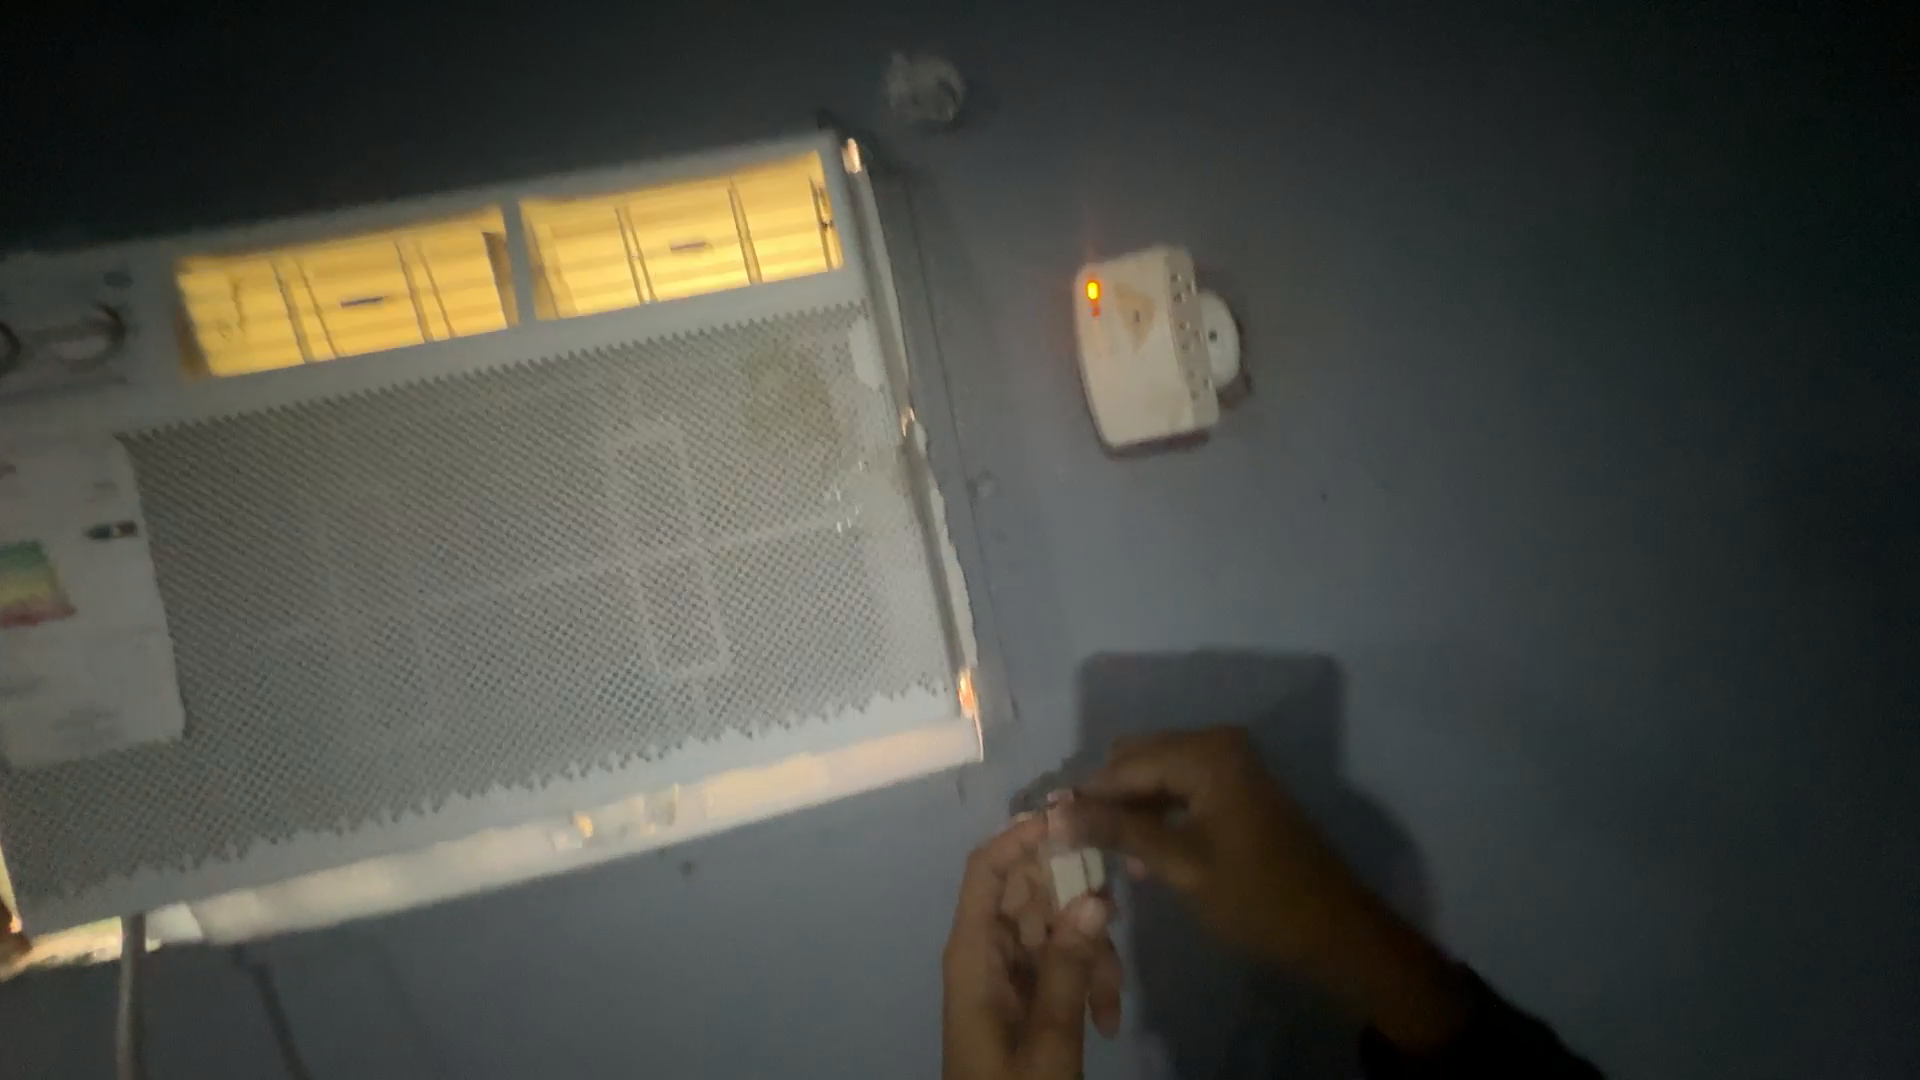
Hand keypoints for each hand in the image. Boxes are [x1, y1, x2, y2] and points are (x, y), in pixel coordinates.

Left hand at [943, 814, 1123, 1079]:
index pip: (986, 869)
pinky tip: (1109, 1017)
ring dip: (1090, 949)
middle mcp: (986, 949)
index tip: (1071, 819)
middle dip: (1074, 898)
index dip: (1020, 836)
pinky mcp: (1025, 992)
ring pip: (1052, 924)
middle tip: (1118, 910)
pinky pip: (1058, 960)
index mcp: (973, 951)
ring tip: (1113, 996)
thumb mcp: (1047, 1042)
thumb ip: (1069, 967)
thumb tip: (1094, 897)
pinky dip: (1086, 976)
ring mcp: (1007, 970)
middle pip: (1027, 890)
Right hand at [1064, 726, 1471, 1049]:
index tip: (1047, 822)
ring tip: (1107, 851)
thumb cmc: (1256, 898)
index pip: (1125, 765)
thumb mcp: (1179, 865)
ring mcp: (1227, 760)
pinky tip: (1141, 849)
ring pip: (1154, 772)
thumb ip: (1116, 831)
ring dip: (1130, 806)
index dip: (1085, 795)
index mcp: (1204, 753)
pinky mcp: (1232, 781)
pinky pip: (1177, 783)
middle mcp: (1214, 742)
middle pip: (1137, 759)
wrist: (1335, 931)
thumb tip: (1054, 813)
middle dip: (1107, 797)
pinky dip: (1155, 810)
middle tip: (1078, 839)